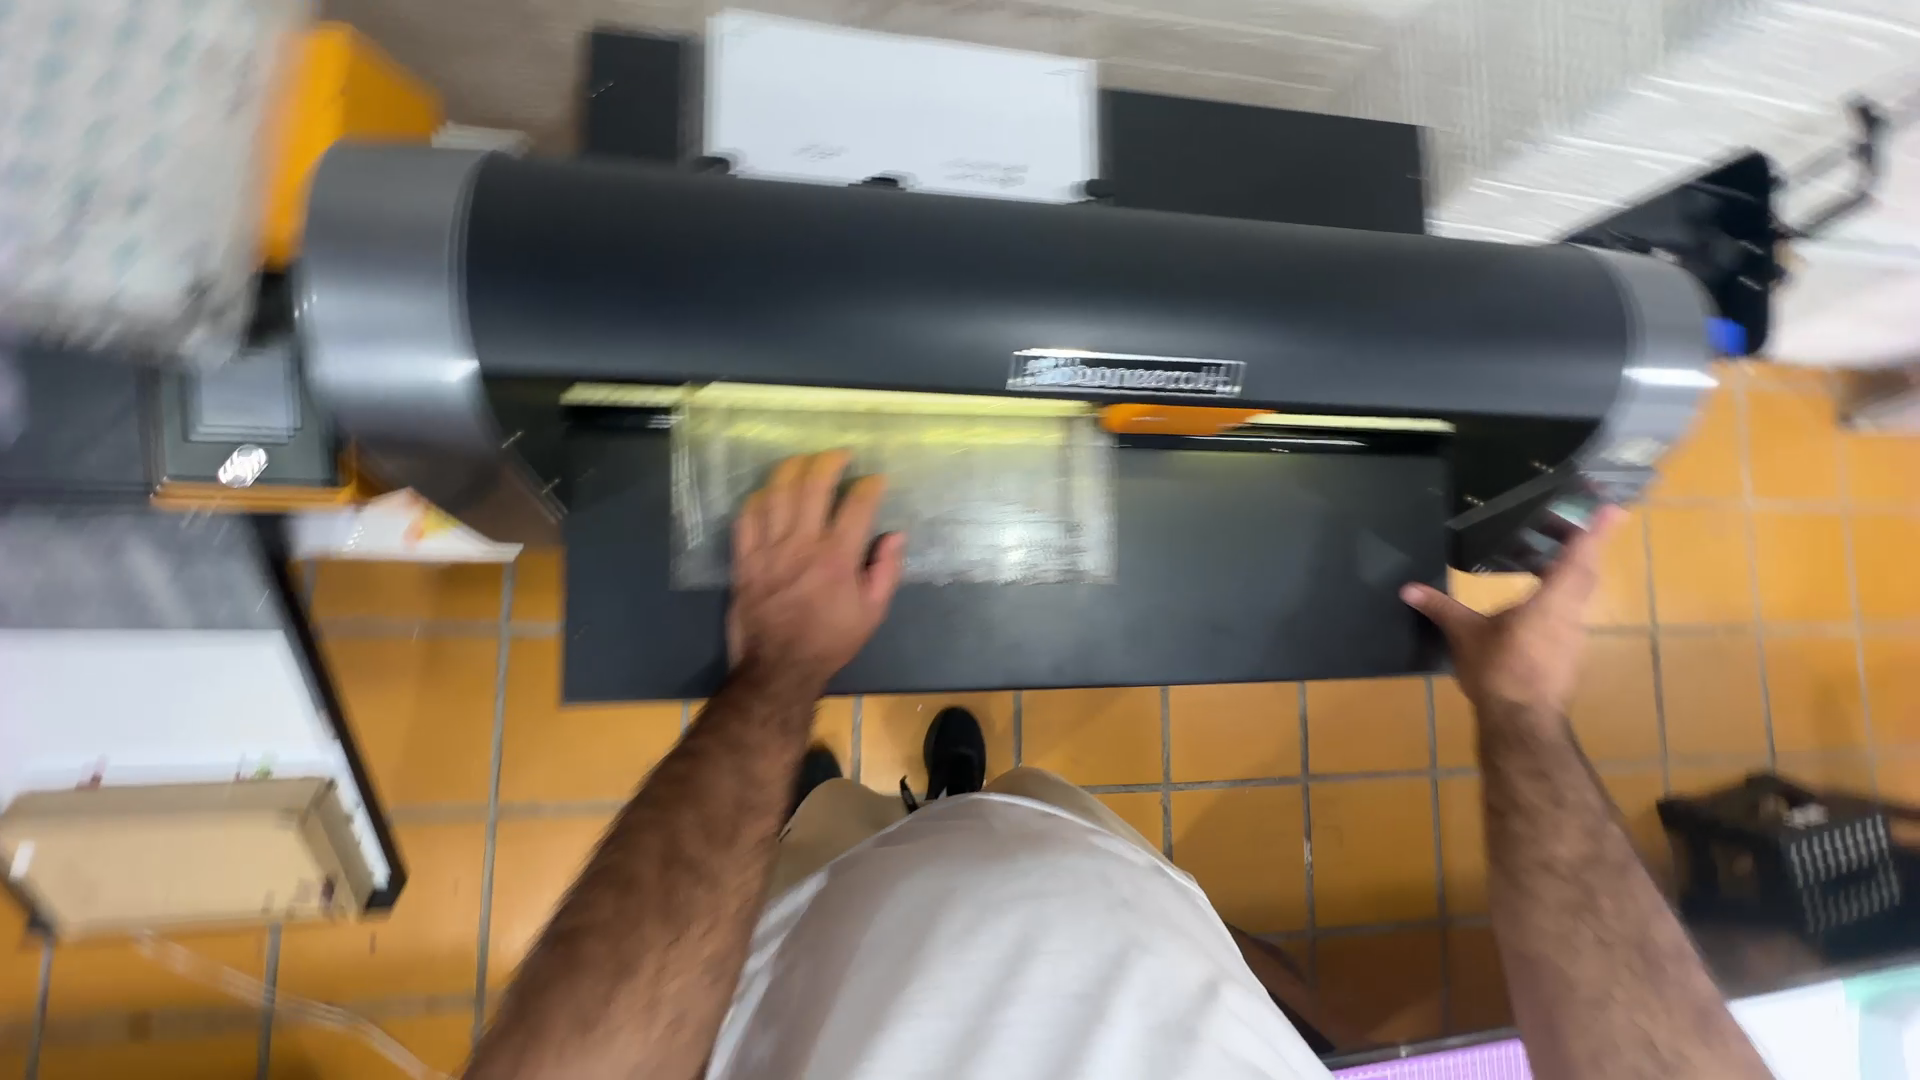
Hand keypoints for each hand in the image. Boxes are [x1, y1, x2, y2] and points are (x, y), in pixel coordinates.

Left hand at [727, 451, 904, 689]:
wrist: (779, 669)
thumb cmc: (830, 641)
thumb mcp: (872, 613)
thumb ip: (886, 570)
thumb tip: (895, 535)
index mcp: (837, 558)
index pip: (857, 504)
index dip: (870, 485)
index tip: (876, 480)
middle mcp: (802, 545)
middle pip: (813, 484)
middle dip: (830, 460)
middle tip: (841, 455)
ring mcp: (768, 549)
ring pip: (776, 492)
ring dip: (792, 469)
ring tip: (805, 462)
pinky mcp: (744, 559)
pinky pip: (746, 517)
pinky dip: (759, 498)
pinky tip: (770, 494)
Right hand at [1400, 506, 1621, 720]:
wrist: (1522, 719)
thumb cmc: (1497, 669)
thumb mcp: (1463, 634)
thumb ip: (1440, 608)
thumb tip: (1408, 589)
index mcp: (1549, 603)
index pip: (1575, 560)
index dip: (1593, 533)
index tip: (1613, 509)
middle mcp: (1569, 615)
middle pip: (1583, 574)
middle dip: (1583, 547)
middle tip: (1579, 524)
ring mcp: (1571, 636)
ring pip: (1578, 595)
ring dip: (1571, 573)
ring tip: (1553, 557)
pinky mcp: (1565, 653)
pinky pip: (1566, 614)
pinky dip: (1558, 598)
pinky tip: (1536, 603)